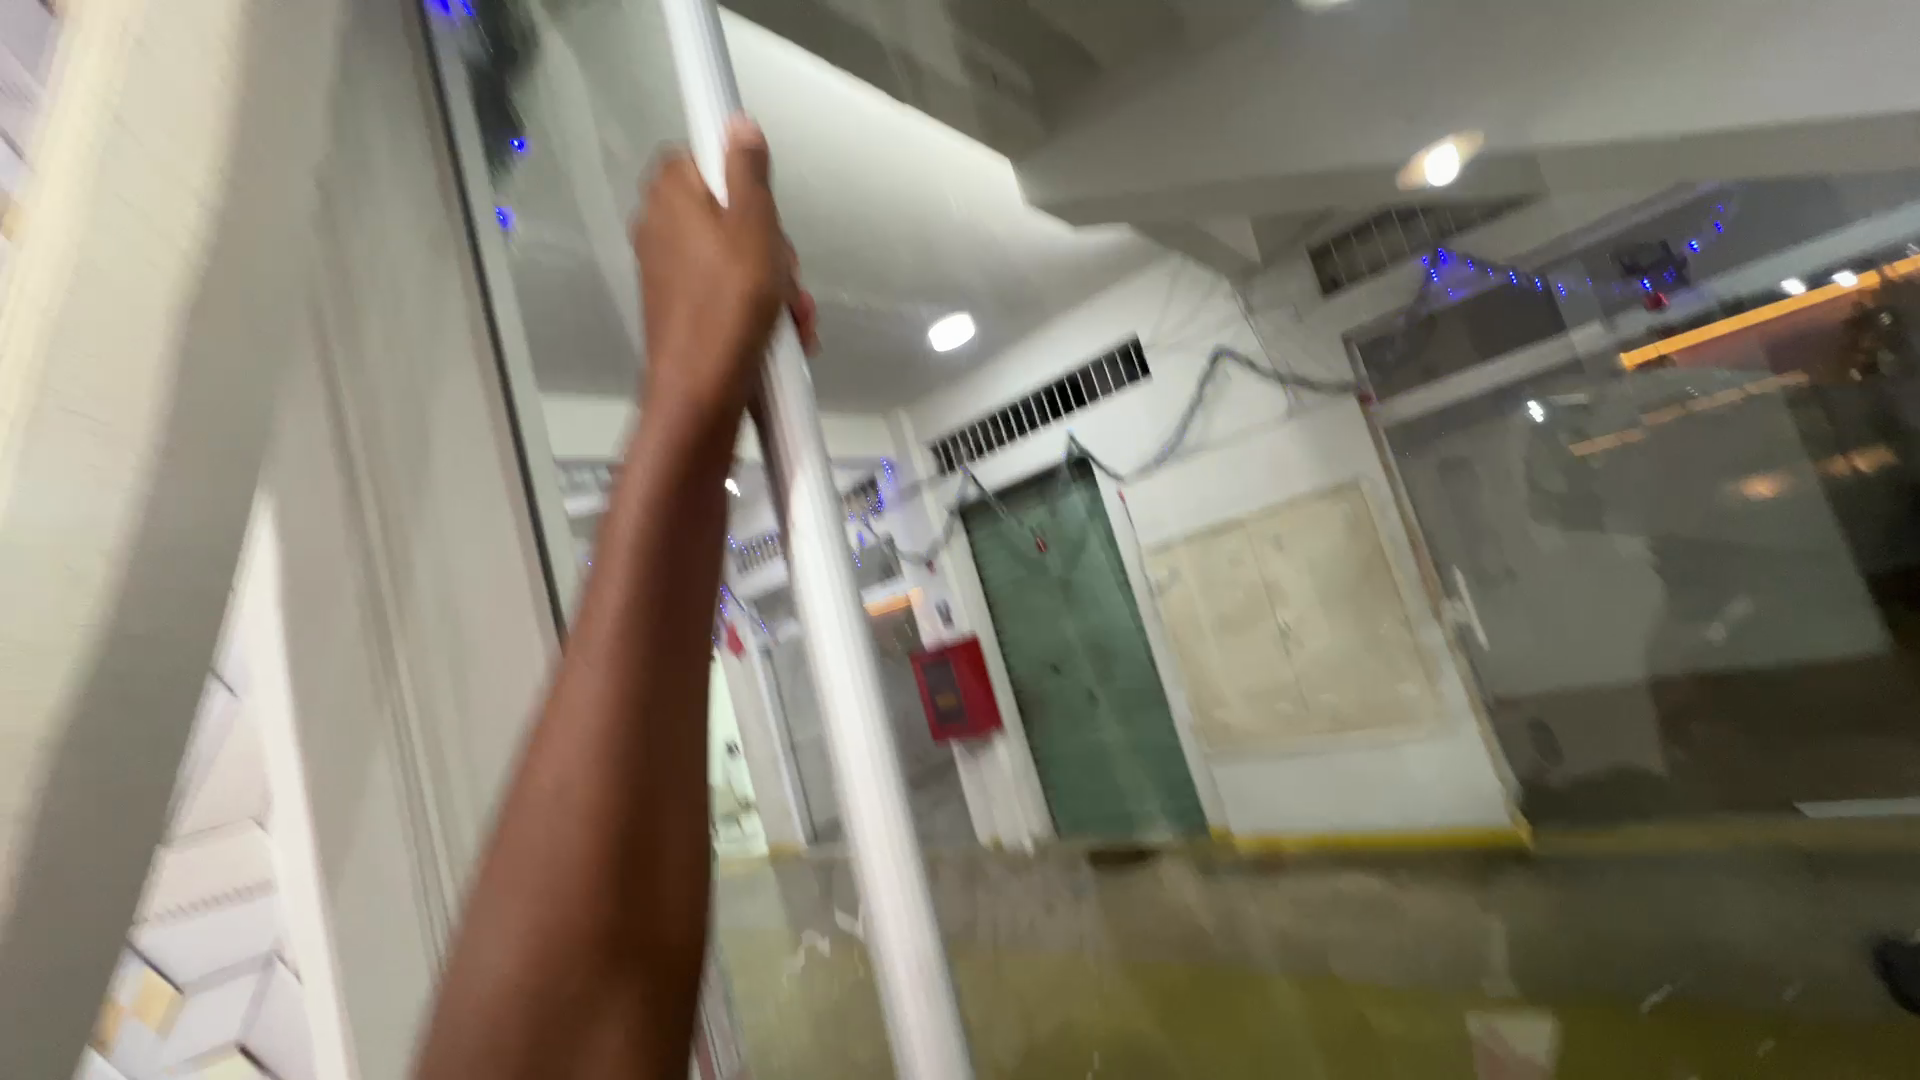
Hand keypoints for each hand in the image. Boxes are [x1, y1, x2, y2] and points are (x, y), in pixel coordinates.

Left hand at [631, 115, 817, 426]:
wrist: (700, 390)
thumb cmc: (730, 304)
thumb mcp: (754, 228)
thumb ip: (748, 172)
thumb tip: (738, 123)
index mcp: (671, 194)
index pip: (705, 159)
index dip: (744, 184)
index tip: (769, 218)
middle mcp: (662, 226)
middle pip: (729, 215)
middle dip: (773, 249)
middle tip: (790, 279)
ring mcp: (671, 272)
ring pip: (737, 261)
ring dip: (776, 288)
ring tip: (797, 320)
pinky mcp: (683, 309)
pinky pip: (728, 295)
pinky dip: (757, 310)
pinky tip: (785, 337)